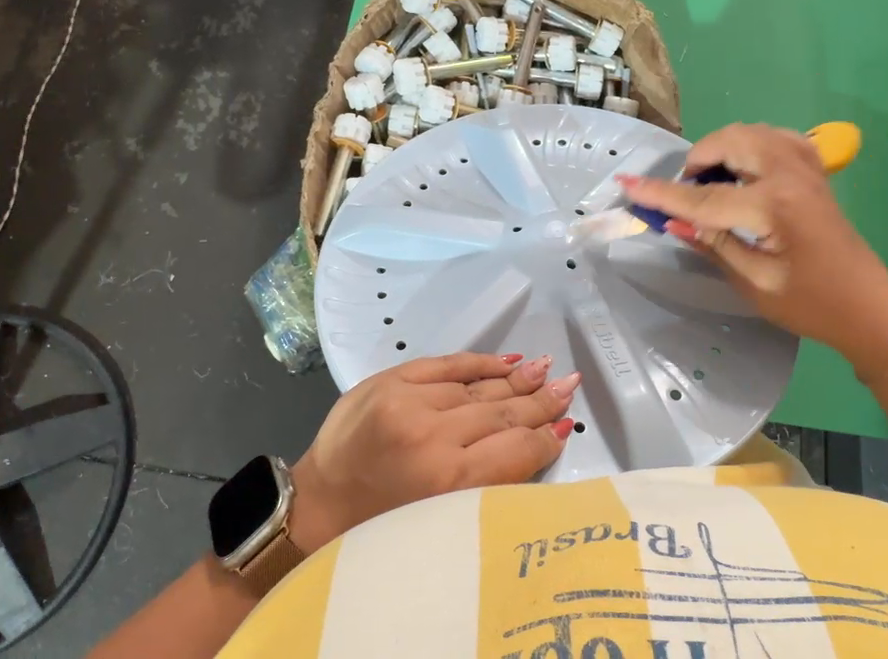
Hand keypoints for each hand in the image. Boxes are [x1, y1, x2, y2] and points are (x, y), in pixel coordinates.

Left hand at [288, 353, 576, 549]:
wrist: (318, 506)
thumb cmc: (382, 527)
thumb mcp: (442, 518)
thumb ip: (491, 481)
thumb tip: (538, 439)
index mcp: (447, 483)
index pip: (515, 450)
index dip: (545, 436)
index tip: (566, 424)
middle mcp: (433, 436)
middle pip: (501, 413)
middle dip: (539, 401)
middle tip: (570, 386)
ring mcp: (409, 402)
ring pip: (478, 387)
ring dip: (516, 379)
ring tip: (546, 369)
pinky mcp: (390, 380)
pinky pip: (447, 364)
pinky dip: (479, 362)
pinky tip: (506, 360)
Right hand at [618, 123, 887, 375]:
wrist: (869, 307)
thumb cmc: (812, 305)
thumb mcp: (754, 283)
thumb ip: (713, 244)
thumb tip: (672, 220)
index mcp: (774, 207)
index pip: (704, 197)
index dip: (661, 194)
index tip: (626, 185)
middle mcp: (790, 174)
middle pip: (728, 143)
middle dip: (698, 162)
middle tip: (687, 195)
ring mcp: (806, 166)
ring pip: (750, 132)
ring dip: (721, 149)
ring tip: (711, 183)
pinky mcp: (814, 169)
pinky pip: (773, 136)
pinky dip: (749, 145)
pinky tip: (744, 170)